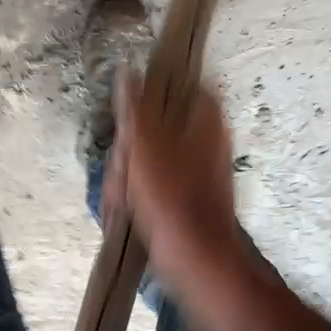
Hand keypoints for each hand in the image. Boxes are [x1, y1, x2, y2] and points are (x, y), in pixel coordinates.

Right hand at [104, 67, 240, 271]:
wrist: (195, 260)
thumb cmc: (170, 198)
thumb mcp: (143, 144)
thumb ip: (134, 106)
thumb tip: (127, 71)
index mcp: (205, 116)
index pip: (169, 89)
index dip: (141, 104)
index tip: (126, 124)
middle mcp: (207, 139)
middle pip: (153, 130)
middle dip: (129, 153)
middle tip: (123, 174)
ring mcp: (198, 172)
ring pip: (147, 163)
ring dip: (126, 182)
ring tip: (123, 202)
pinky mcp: (188, 200)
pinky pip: (152, 190)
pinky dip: (136, 202)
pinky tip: (127, 216)